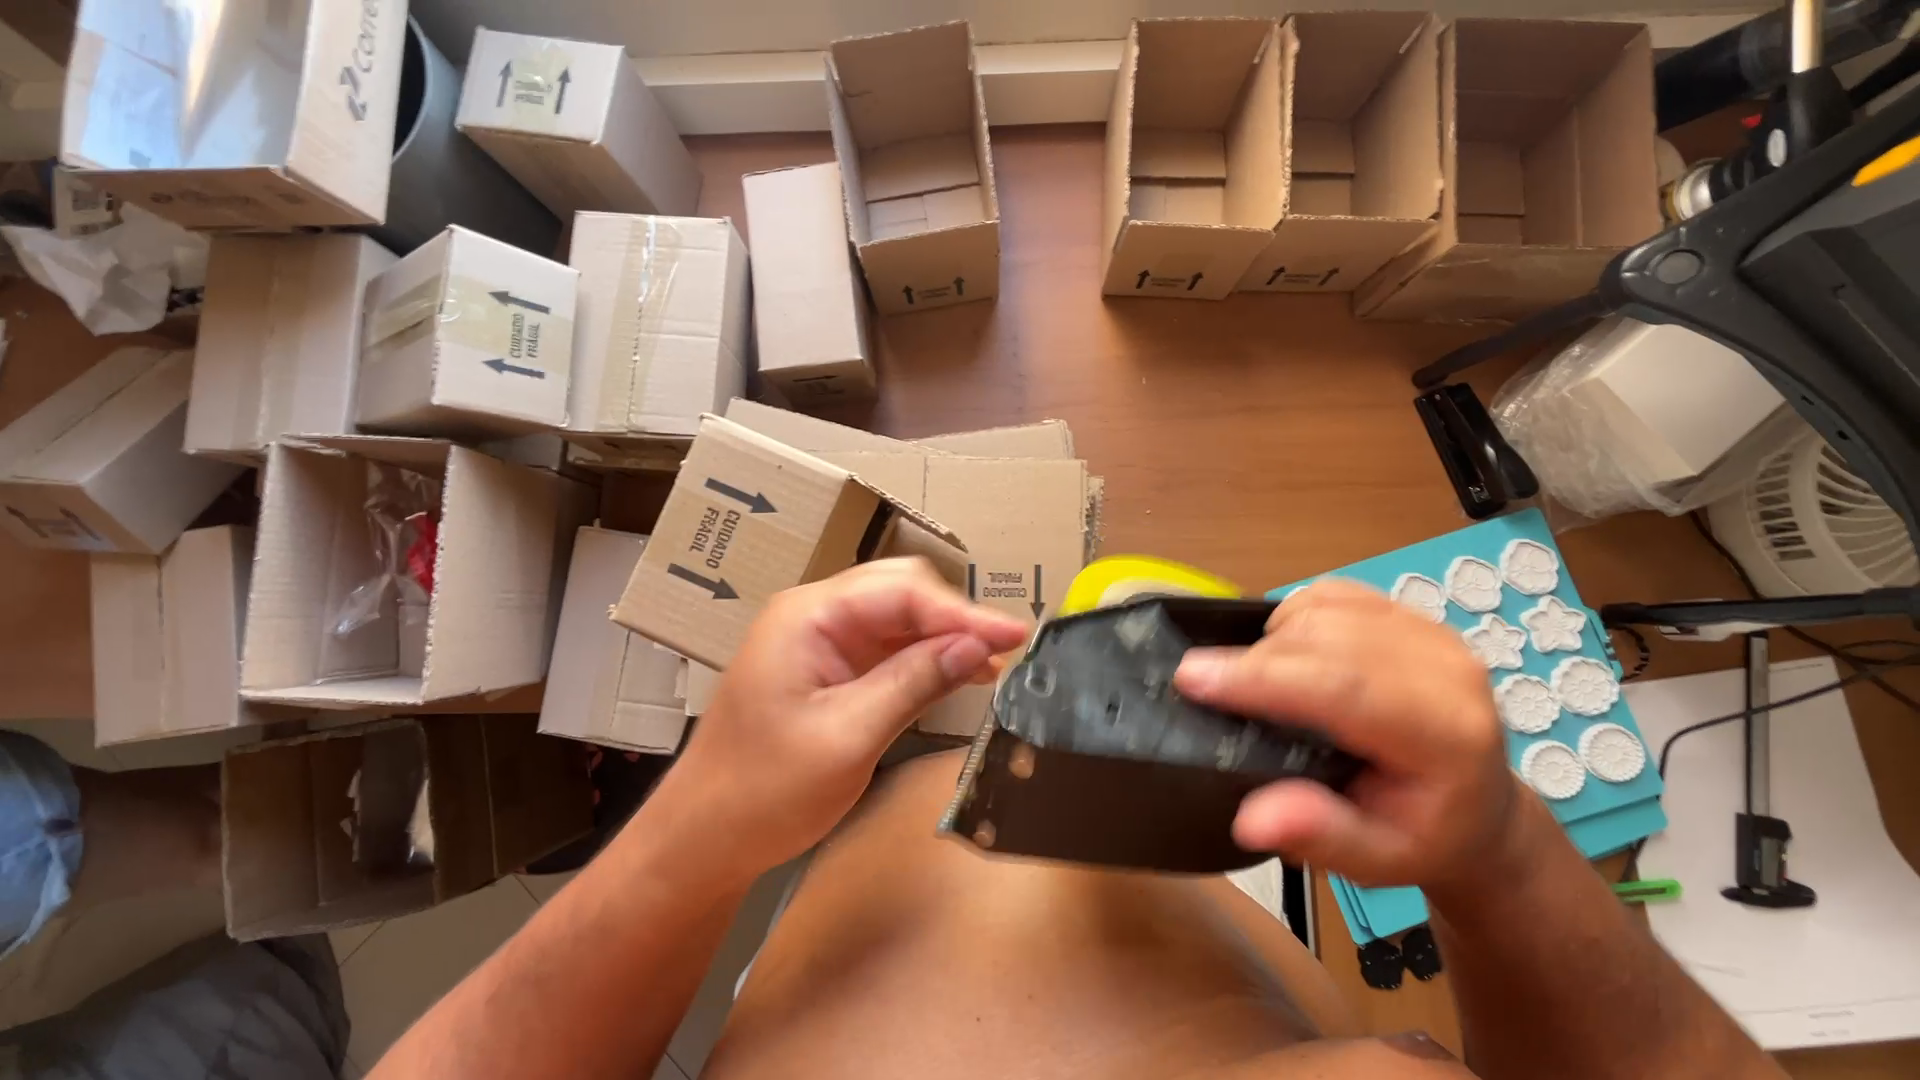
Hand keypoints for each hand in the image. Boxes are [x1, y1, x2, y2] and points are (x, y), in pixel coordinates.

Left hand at [653, 558, 1028, 883]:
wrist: (705, 837)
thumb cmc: (764, 791)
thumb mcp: (848, 737)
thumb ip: (914, 683)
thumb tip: (978, 647)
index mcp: (808, 616)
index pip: (901, 592)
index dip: (963, 612)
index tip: (1015, 635)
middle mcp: (815, 615)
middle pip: (901, 591)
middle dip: (955, 616)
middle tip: (1006, 648)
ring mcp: (821, 641)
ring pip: (899, 617)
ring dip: (945, 636)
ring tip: (995, 662)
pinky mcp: (830, 669)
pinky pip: (888, 648)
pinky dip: (925, 658)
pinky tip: (961, 674)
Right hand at [1173, 579, 1522, 890]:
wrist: (1479, 807)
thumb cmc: (1423, 835)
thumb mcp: (1377, 861)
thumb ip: (1319, 836)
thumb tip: (1252, 818)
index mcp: (1445, 734)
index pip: (1341, 686)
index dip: (1261, 677)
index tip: (1190, 677)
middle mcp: (1445, 668)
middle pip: (1325, 637)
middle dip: (1254, 659)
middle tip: (1211, 692)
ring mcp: (1431, 632)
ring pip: (1322, 607)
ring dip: (1272, 637)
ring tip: (1257, 680)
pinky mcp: (1411, 614)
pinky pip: (1332, 594)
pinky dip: (1293, 615)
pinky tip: (1288, 653)